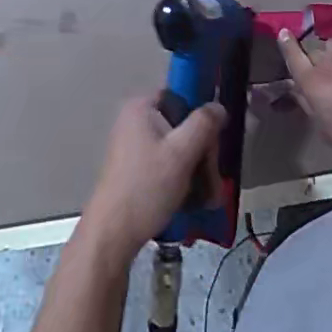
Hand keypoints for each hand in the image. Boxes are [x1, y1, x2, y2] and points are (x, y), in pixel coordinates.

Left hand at [78, 94, 225, 257]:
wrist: (113, 235)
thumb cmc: (147, 187)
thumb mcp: (182, 153)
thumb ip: (203, 124)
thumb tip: (218, 106)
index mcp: (141, 108)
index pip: (181, 96)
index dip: (200, 117)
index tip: (213, 143)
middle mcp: (135, 121)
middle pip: (183, 126)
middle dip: (202, 154)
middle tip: (212, 181)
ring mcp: (133, 146)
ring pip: (178, 149)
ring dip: (197, 171)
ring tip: (207, 197)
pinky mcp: (135, 169)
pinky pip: (167, 165)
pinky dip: (182, 180)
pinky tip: (194, 202)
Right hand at [276, 30, 331, 178]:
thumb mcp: (327, 131)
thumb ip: (309, 104)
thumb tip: (298, 89)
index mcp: (313, 83)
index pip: (292, 55)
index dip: (286, 44)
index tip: (283, 34)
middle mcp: (330, 61)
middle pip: (314, 52)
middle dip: (314, 62)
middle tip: (322, 78)